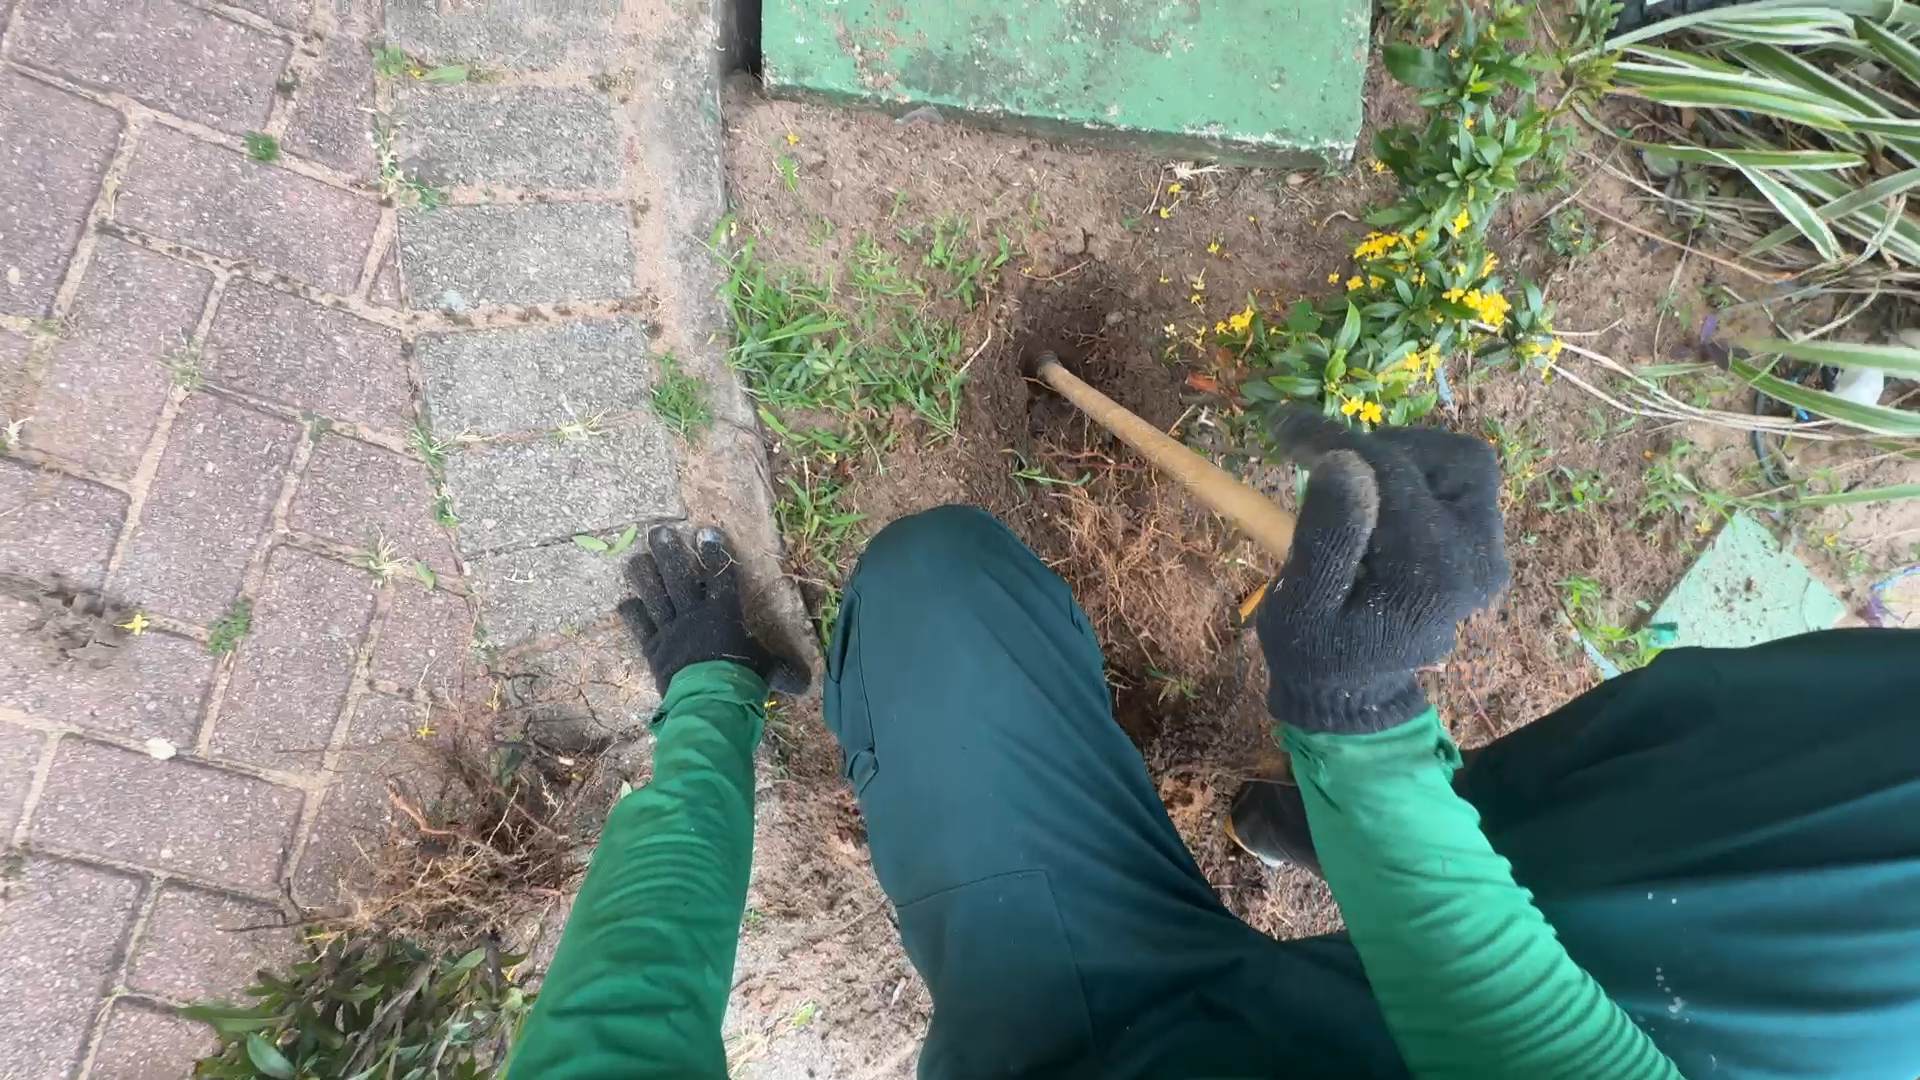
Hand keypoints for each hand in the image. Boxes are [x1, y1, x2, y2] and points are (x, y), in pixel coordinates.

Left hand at [618, 525, 808, 694]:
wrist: (711, 701)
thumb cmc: (743, 679)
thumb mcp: (770, 671)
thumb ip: (785, 670)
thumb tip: (808, 681)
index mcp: (724, 613)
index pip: (721, 576)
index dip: (714, 554)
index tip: (706, 533)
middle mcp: (694, 615)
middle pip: (679, 578)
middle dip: (670, 553)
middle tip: (658, 532)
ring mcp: (671, 631)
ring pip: (656, 597)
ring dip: (646, 577)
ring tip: (636, 558)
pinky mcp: (655, 650)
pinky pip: (642, 628)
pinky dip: (633, 615)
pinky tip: (625, 602)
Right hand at [1256, 413, 1508, 734]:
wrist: (1351, 693)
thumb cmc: (1315, 653)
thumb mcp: (1301, 605)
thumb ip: (1325, 538)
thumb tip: (1343, 461)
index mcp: (1431, 573)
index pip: (1390, 475)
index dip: (1333, 440)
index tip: (1285, 422)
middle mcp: (1476, 558)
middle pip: (1452, 460)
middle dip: (1383, 448)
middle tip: (1323, 461)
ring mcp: (1485, 555)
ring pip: (1459, 468)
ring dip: (1398, 460)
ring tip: (1343, 480)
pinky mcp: (1477, 551)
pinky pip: (1453, 489)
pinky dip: (1408, 478)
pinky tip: (1365, 501)